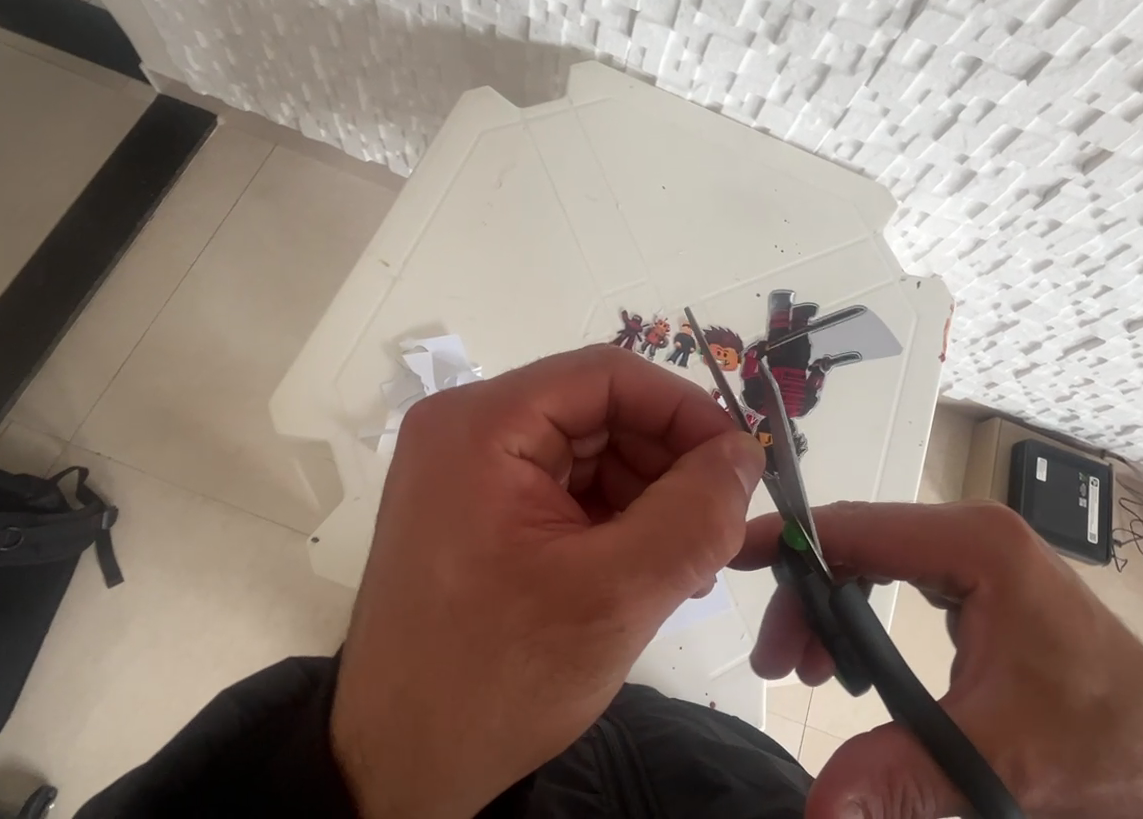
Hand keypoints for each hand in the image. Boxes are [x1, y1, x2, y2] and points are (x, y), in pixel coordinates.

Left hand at [331, 346, 764, 817]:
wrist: (397, 767)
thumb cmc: (496, 678)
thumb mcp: (616, 594)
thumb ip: (695, 514)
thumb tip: (745, 451)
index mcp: (482, 425)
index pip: (607, 376)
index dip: (683, 409)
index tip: (738, 462)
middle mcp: (468, 430)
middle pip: (599, 412)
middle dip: (668, 464)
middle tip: (718, 525)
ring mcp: (470, 470)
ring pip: (591, 451)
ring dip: (649, 497)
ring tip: (686, 563)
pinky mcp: (479, 509)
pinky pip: (567, 488)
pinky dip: (617, 519)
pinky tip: (646, 570)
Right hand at [735, 502, 1142, 818]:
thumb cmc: (1104, 744)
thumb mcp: (1001, 760)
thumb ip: (903, 777)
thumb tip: (818, 810)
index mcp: (977, 547)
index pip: (860, 528)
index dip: (792, 540)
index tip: (733, 557)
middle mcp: (972, 533)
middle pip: (859, 542)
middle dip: (808, 595)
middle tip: (778, 664)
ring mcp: (977, 553)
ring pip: (873, 559)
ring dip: (831, 608)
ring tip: (805, 670)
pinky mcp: (980, 579)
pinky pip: (897, 577)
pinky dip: (861, 612)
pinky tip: (848, 661)